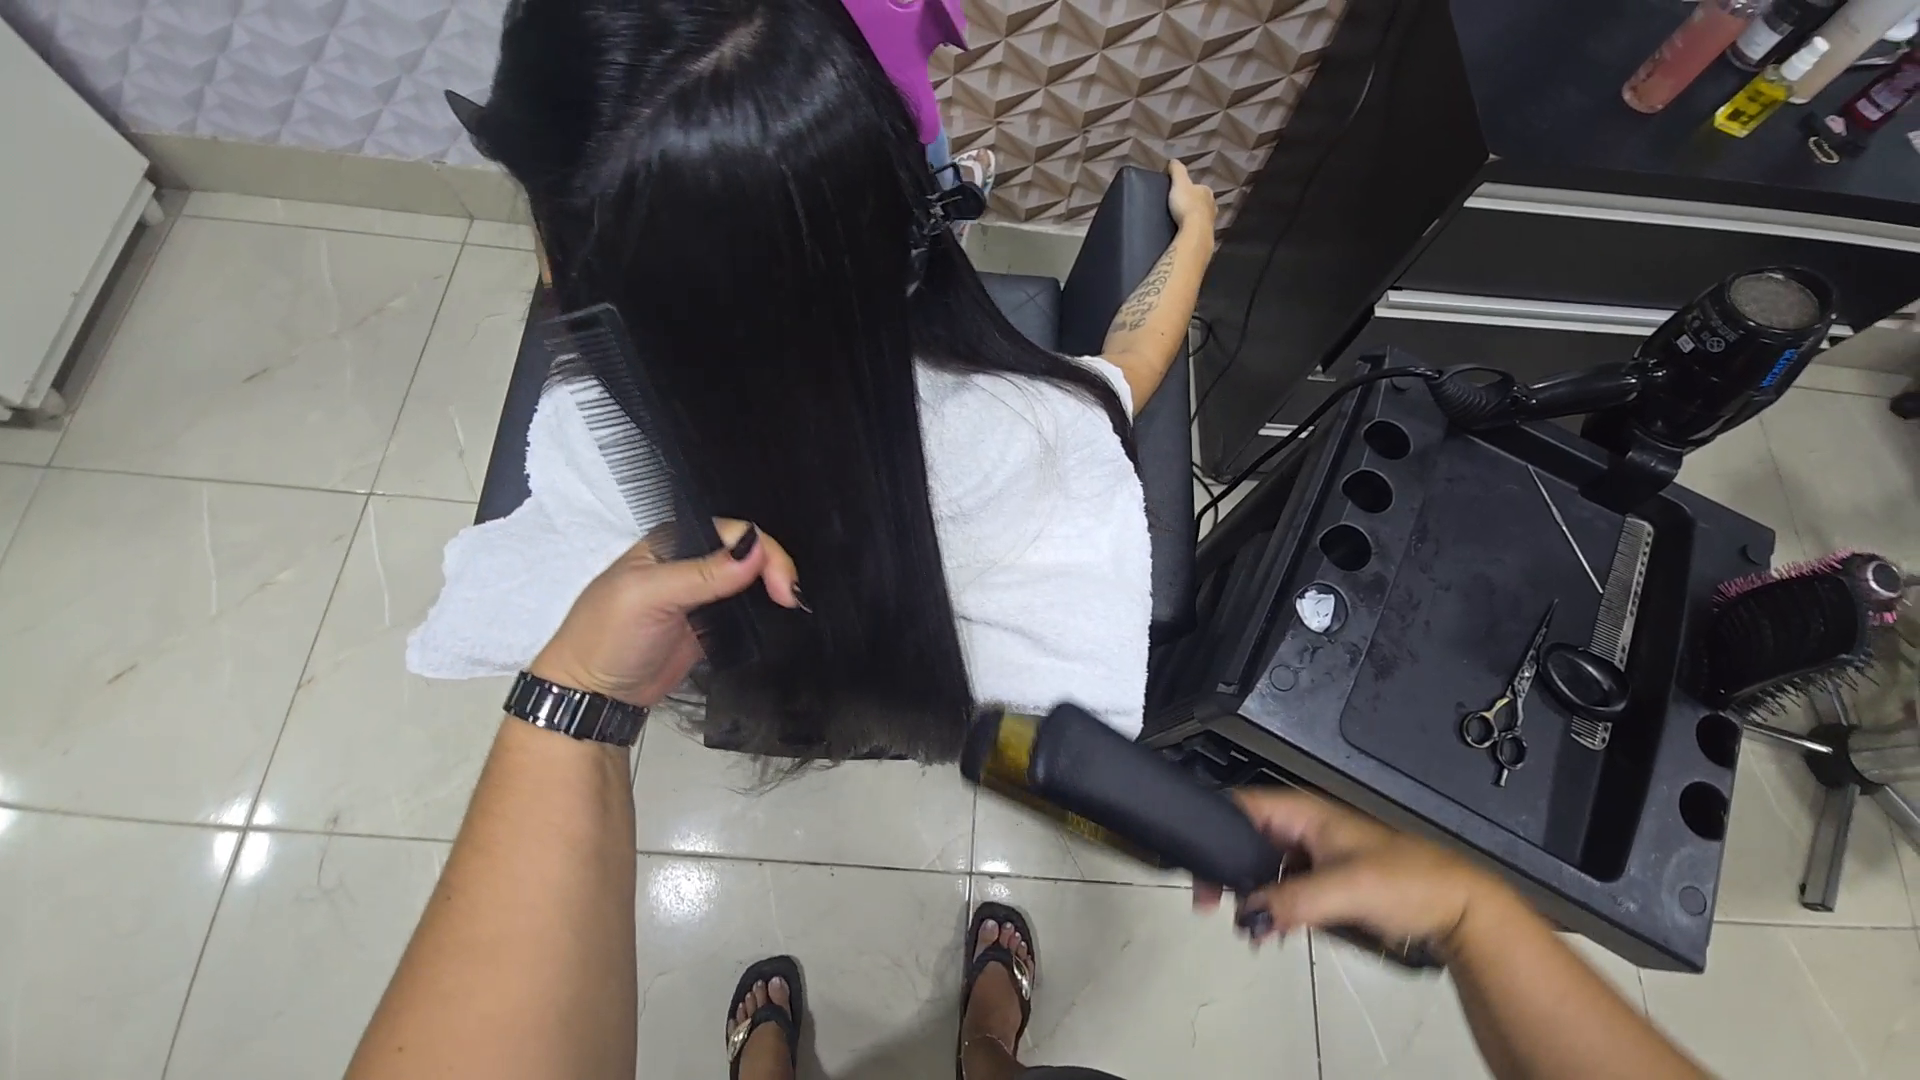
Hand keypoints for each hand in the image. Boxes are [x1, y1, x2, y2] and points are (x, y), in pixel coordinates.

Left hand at [529, 520, 800, 705]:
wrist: (593, 697)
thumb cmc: (608, 638)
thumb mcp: (649, 597)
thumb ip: (703, 574)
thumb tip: (757, 550)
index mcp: (671, 541)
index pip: (732, 531)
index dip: (762, 550)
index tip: (781, 585)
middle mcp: (689, 561)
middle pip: (747, 552)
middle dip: (774, 569)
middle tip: (791, 599)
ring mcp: (701, 594)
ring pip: (750, 579)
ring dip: (772, 589)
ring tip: (792, 607)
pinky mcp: (709, 624)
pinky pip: (745, 609)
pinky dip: (763, 611)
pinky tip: (779, 617)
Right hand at [1166, 159, 1215, 231]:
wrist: (1194, 231)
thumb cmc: (1187, 205)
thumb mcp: (1180, 184)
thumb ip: (1178, 172)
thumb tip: (1174, 161)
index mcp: (1207, 191)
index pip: (1199, 188)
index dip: (1191, 190)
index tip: (1181, 193)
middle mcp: (1212, 205)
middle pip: (1202, 202)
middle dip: (1195, 204)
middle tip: (1182, 208)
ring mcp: (1211, 221)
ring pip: (1203, 216)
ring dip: (1196, 218)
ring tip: (1184, 221)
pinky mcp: (1207, 235)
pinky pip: (1200, 229)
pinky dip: (1194, 229)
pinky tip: (1187, 232)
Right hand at [1193, 789, 1515, 957]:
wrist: (1460, 909)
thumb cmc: (1405, 882)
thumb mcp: (1345, 888)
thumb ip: (1292, 900)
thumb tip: (1247, 916)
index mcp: (1303, 812)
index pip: (1241, 805)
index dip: (1212, 828)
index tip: (1197, 868)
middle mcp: (1302, 826)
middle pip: (1245, 838)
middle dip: (1227, 870)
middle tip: (1211, 904)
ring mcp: (1313, 852)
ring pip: (1263, 866)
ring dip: (1251, 895)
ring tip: (1246, 928)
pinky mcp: (1324, 879)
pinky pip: (1284, 887)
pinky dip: (1273, 907)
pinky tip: (1271, 931)